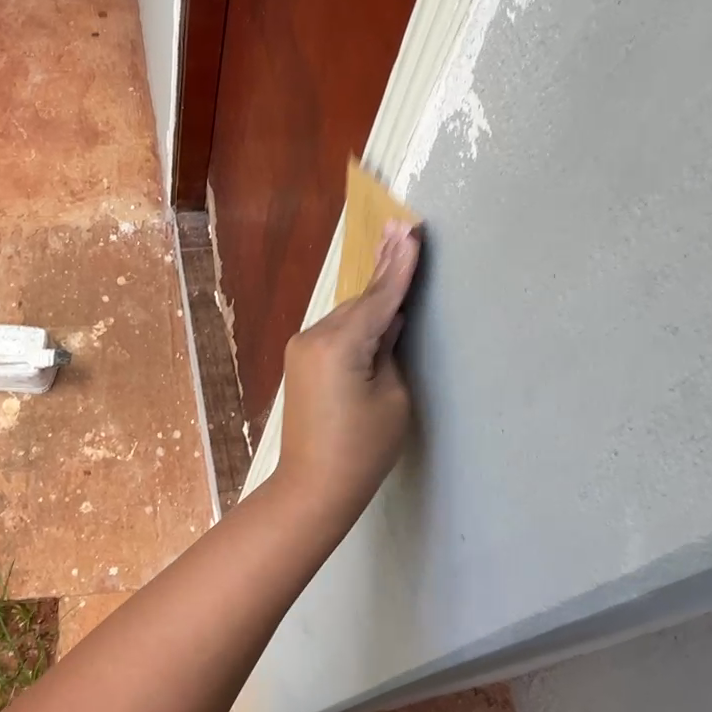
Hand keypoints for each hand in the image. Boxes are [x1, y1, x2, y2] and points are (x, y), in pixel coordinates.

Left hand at [275, 221, 421, 513]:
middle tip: (402, 226)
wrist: (313, 486)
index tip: (411, 230)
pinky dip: (357, 319)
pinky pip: (336, 330)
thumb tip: (387, 323)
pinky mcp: (300, 359)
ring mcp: (302, 346)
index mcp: (341, 345)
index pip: (379, 297)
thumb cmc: (363, 449)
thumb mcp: (393, 397)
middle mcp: (315, 336)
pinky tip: (376, 304)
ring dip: (372, 296)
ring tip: (395, 250)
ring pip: (347, 315)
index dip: (400, 265)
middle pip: (361, 301)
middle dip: (385, 269)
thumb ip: (389, 350)